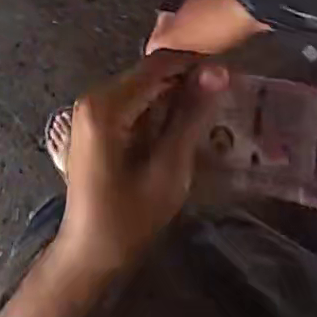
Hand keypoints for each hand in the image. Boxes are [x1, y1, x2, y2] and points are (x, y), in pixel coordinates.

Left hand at [53, 51, 230, 277]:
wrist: (88, 255)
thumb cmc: (129, 219)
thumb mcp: (169, 169)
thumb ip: (191, 116)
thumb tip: (218, 71)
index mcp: (106, 105)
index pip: (158, 64)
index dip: (194, 62)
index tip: (228, 72)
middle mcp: (93, 96)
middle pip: (148, 72)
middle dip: (185, 78)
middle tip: (223, 92)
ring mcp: (90, 108)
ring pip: (142, 85)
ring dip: (174, 92)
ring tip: (209, 106)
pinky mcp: (93, 121)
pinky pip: (132, 100)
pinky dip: (157, 106)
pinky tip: (181, 122)